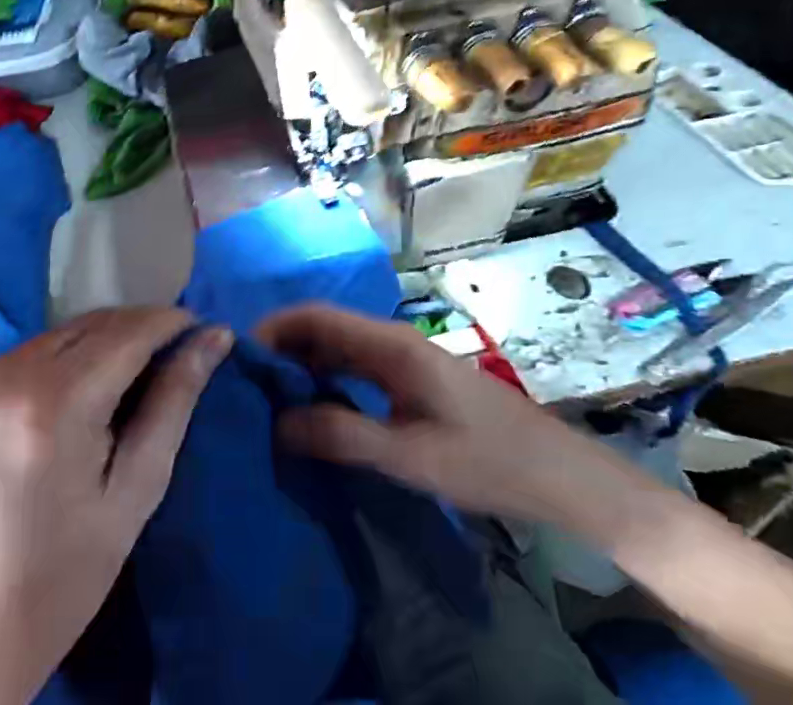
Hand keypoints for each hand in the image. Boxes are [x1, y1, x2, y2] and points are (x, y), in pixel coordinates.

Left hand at [0, 308, 232, 704]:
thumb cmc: (64, 572)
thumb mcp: (136, 488)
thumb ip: (175, 401)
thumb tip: (215, 338)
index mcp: (56, 398)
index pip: (131, 330)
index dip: (176, 324)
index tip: (211, 334)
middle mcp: (13, 370)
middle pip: (99, 322)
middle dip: (147, 328)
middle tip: (184, 357)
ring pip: (69, 331)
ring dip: (113, 338)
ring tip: (146, 374)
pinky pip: (40, 350)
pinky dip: (78, 354)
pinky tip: (96, 387)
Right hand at [264, 304, 643, 522]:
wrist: (558, 475)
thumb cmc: (488, 463)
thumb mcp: (410, 456)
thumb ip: (342, 435)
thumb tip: (276, 423)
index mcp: (392, 346)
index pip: (317, 317)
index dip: (272, 329)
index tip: (235, 360)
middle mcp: (394, 343)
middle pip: (324, 329)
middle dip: (281, 350)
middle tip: (241, 388)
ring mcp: (404, 362)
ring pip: (339, 351)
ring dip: (302, 369)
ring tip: (265, 404)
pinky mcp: (412, 383)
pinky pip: (356, 372)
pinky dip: (327, 385)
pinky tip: (311, 415)